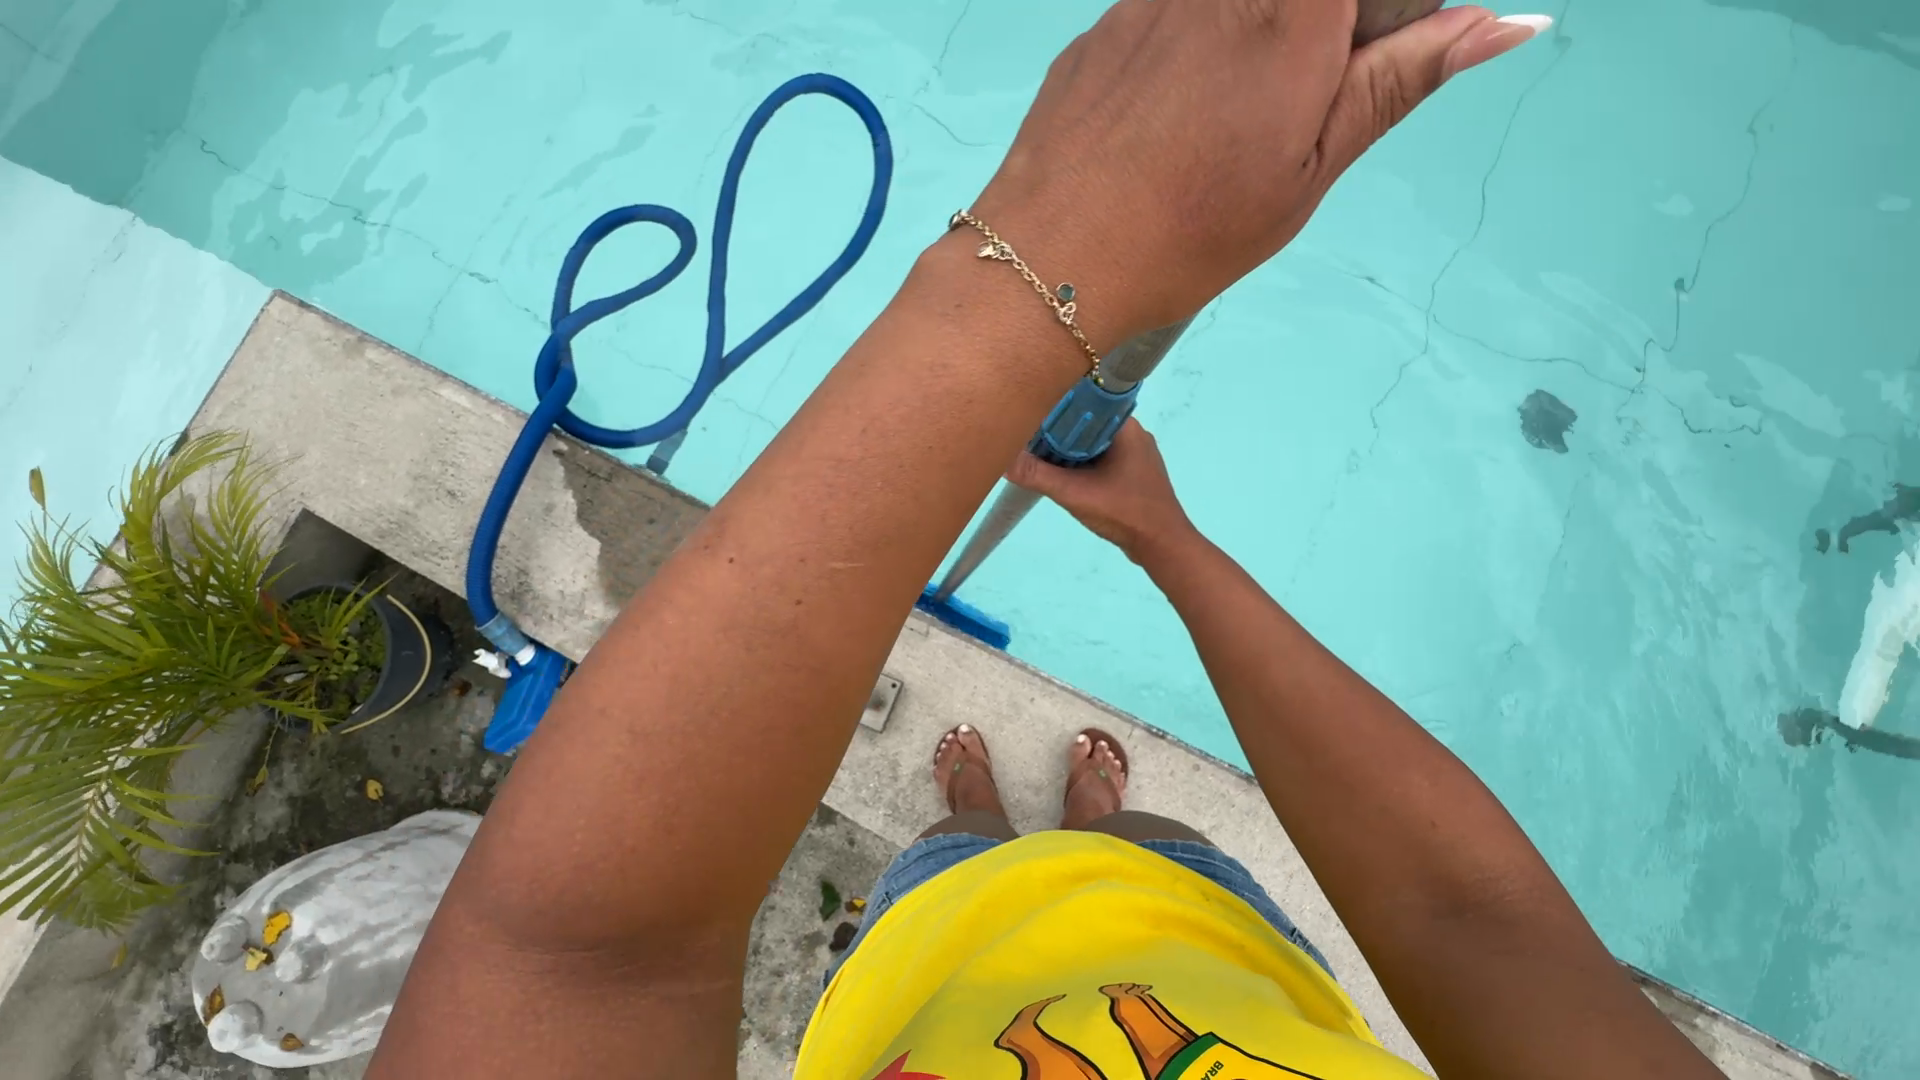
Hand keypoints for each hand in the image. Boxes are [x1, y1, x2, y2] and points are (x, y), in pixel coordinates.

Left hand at [969, 1, 1548, 340]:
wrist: (1052, 260)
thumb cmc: (1190, 233)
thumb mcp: (1307, 173)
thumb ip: (1399, 82)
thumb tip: (1505, 21)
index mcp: (1295, 6)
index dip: (1377, 18)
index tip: (1361, 59)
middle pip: (1295, 2)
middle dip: (1316, 35)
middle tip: (1292, 100)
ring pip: (1226, 9)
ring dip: (1250, 44)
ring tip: (1216, 124)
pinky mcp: (1094, 30)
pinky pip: (1163, 17)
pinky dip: (1186, 52)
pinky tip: (1163, 124)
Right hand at [1007, 420, 1198, 563]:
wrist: (1162, 545)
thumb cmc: (1124, 512)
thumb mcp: (1074, 493)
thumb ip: (1037, 474)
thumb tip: (1003, 458)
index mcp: (1124, 425)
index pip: (1082, 401)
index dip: (1052, 408)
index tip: (1026, 415)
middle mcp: (1131, 432)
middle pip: (1083, 423)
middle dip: (1055, 432)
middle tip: (1023, 440)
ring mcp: (1133, 453)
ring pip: (1090, 442)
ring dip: (1066, 451)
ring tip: (1036, 457)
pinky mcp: (1131, 472)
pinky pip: (1099, 458)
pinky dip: (1079, 464)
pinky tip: (1061, 476)